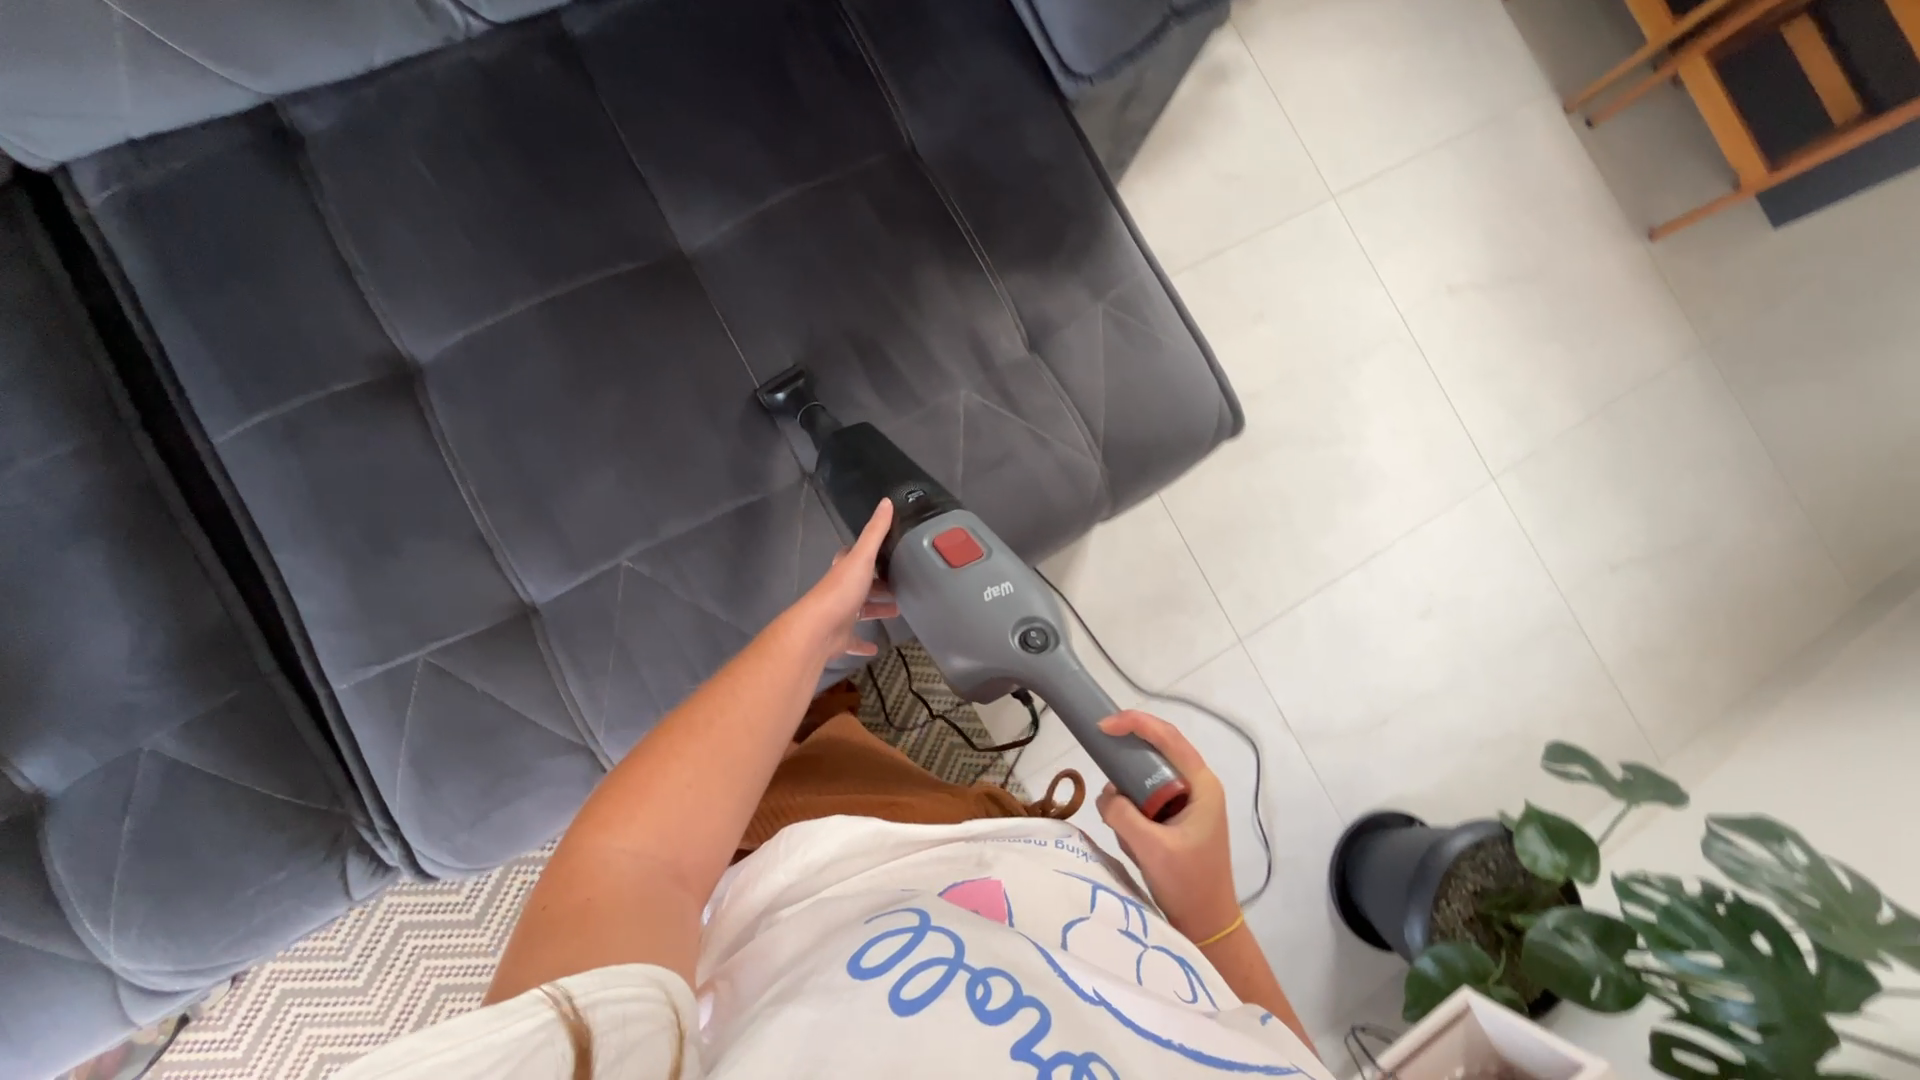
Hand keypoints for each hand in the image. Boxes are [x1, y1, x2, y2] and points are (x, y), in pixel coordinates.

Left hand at [785, 499, 897, 661]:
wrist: (818, 629)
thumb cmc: (840, 591)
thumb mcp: (862, 557)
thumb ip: (875, 532)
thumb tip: (886, 501)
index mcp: (845, 569)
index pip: (855, 555)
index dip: (870, 552)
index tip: (888, 550)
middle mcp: (841, 590)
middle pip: (862, 584)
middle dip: (879, 583)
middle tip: (902, 583)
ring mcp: (839, 615)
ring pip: (861, 610)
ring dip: (876, 609)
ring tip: (899, 610)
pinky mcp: (840, 637)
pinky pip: (853, 639)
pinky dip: (864, 643)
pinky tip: (877, 646)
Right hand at [1095, 710, 1239, 941]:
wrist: (1207, 924)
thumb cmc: (1188, 884)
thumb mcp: (1150, 848)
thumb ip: (1122, 814)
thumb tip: (1107, 795)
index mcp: (1202, 785)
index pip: (1168, 737)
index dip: (1136, 723)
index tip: (1104, 726)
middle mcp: (1198, 786)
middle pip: (1158, 750)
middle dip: (1127, 757)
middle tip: (1101, 760)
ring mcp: (1188, 801)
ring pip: (1148, 776)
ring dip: (1129, 793)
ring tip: (1129, 831)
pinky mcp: (1177, 817)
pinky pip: (1146, 799)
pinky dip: (1132, 811)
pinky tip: (1134, 841)